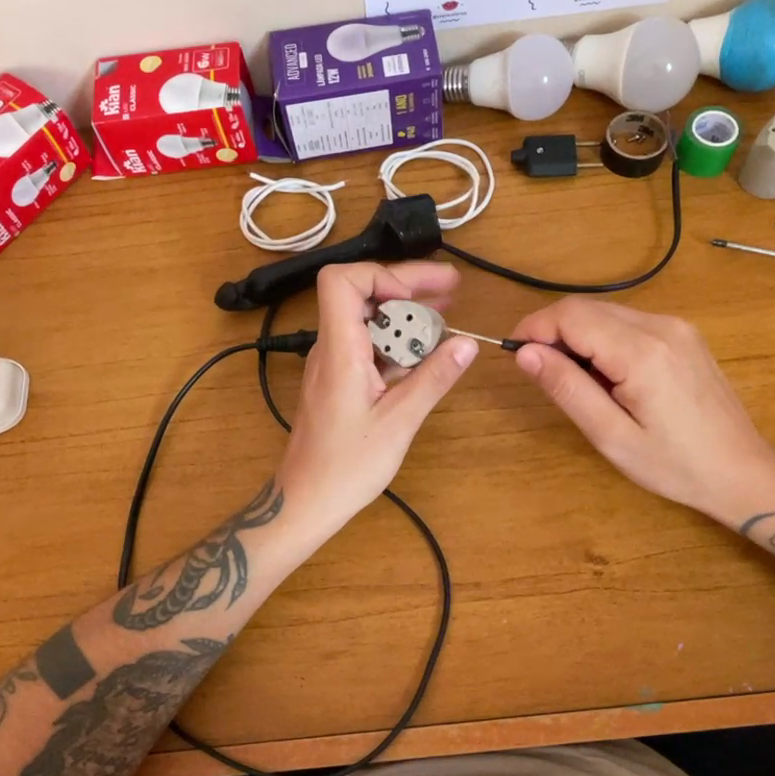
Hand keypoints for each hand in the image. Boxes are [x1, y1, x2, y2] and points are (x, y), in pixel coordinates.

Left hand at [276, 262, 477, 537]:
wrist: (307, 500)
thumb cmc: (347, 466)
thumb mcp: (399, 422)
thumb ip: (433, 379)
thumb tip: (468, 345)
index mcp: (340, 350)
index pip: (342, 281)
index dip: (382, 275)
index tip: (420, 295)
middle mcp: (330, 348)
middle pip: (360, 294)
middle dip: (407, 286)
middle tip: (452, 288)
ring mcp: (331, 364)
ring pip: (365, 319)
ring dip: (405, 314)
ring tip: (447, 313)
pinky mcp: (337, 381)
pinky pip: (365, 345)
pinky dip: (396, 341)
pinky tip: (425, 354)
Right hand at [510, 297, 774, 526]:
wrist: (742, 471)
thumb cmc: (674, 465)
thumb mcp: (611, 436)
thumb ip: (568, 389)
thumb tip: (525, 353)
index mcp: (642, 353)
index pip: (572, 315)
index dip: (535, 328)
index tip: (513, 354)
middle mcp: (661, 326)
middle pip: (587, 307)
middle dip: (553, 332)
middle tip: (539, 373)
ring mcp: (676, 327)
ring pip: (606, 312)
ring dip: (577, 336)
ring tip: (572, 381)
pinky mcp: (683, 335)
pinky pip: (628, 323)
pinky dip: (603, 340)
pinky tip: (604, 376)